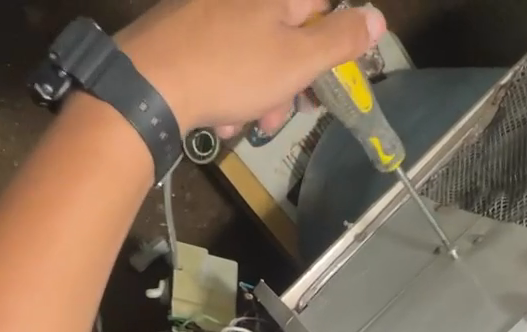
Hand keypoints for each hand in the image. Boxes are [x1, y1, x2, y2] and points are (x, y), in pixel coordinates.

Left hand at [116, 0, 384, 134]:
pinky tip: (217, 117)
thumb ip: (339, 39)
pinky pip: (219, 60)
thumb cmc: (232, 70)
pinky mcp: (182, 31)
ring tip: (244, 125)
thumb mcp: (296, 60)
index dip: (328, 49)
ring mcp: (209, 9)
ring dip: (255, 96)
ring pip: (251, 55)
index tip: (321, 86)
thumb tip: (377, 16)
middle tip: (278, 118)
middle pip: (284, 36)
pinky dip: (224, 90)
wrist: (150, 83)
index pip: (322, 10)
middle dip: (287, 82)